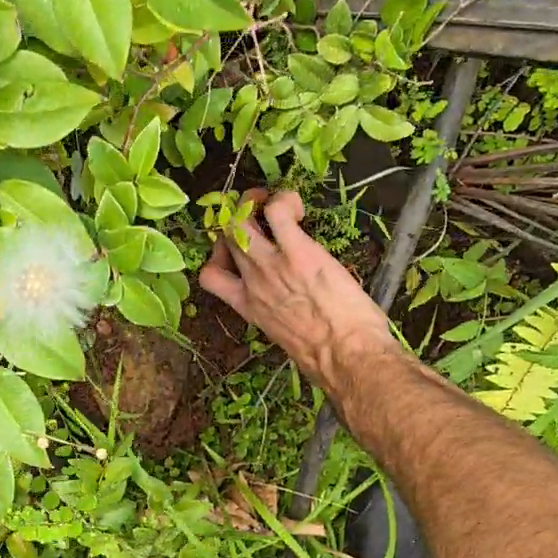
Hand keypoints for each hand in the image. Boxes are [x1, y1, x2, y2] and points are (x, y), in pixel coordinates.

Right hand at [199, 189, 398, 390]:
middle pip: (225, 239)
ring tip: (273, 204)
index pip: (211, 276)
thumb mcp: (289, 338)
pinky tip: (299, 209)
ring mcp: (271, 266)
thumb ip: (281, 315)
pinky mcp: (298, 252)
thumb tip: (295, 307)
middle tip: (260, 215)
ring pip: (239, 220)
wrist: (346, 356)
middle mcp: (252, 283)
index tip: (241, 252)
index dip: (219, 256)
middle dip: (238, 219)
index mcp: (249, 307)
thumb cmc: (327, 357)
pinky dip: (284, 200)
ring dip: (253, 203)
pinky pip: (277, 210)